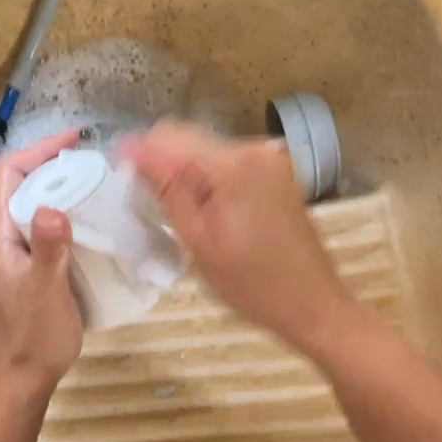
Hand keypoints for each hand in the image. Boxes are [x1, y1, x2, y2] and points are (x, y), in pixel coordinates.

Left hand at [0, 130, 84, 395]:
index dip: (40, 149)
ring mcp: (11, 253)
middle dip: (54, 164)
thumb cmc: (33, 335)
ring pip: (32, 205)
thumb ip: (49, 249)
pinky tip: (89, 221)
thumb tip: (55, 208)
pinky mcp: (25, 267)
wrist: (22, 377)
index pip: (11, 173)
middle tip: (93, 161)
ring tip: (95, 184)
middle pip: (21, 184)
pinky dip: (63, 213)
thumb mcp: (45, 290)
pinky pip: (42, 227)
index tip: (75, 140)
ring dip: (60, 188)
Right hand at [120, 121, 354, 351]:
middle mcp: (255, 151)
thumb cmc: (253, 285)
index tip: (127, 187)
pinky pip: (230, 166)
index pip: (168, 135)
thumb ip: (166, 190)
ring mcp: (271, 161)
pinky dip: (213, 184)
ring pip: (208, 153)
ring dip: (189, 178)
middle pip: (189, 140)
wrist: (314, 305)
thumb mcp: (199, 242)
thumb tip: (133, 150)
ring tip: (187, 222)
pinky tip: (214, 219)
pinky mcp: (278, 175)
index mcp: (233, 165)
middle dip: (166, 168)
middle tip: (156, 211)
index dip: (142, 155)